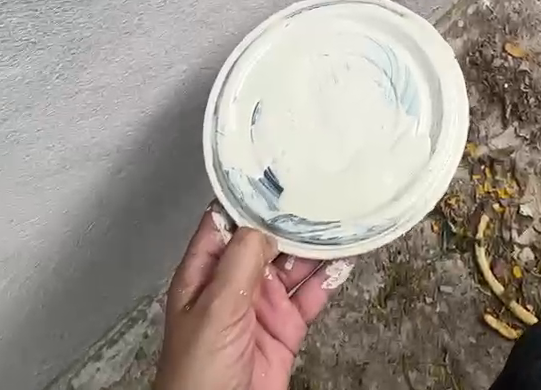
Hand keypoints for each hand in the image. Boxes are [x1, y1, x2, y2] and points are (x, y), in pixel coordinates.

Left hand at [152, 207, 351, 389]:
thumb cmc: (196, 378)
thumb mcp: (215, 310)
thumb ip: (239, 263)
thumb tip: (262, 222)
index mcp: (205, 273)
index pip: (225, 220)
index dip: (248, 195)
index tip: (275, 171)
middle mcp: (234, 284)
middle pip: (266, 238)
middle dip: (291, 216)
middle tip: (319, 189)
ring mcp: (262, 306)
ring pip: (293, 263)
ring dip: (315, 243)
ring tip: (339, 216)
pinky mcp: (286, 328)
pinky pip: (311, 294)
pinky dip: (329, 276)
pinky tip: (345, 257)